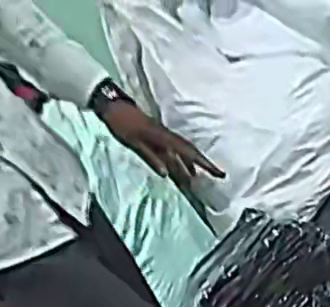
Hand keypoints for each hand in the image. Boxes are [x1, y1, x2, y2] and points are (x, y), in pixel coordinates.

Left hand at [98, 100, 222, 183]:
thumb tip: (166, 173)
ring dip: (192, 164)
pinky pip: (174, 149)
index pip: (188, 152)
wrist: (110, 104)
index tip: (219, 173)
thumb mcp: (134, 142)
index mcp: (163, 137)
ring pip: (182, 151)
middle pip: (190, 151)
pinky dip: (181, 160)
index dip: (204, 163)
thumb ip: (151, 157)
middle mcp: (166, 136)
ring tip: (198, 179)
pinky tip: (182, 169)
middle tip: (217, 175)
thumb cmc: (121, 123)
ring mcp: (163, 135)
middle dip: (204, 163)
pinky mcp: (158, 136)